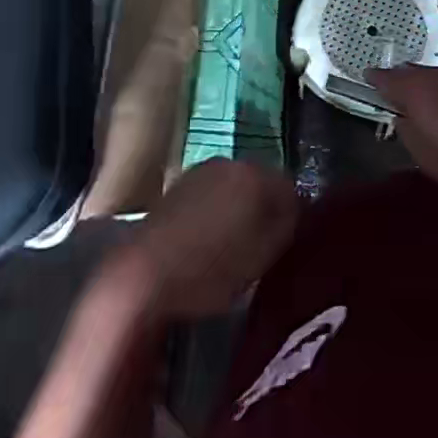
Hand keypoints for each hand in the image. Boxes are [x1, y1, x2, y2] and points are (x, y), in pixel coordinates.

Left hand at [110, 158, 297, 319]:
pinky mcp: (175, 188)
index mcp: (255, 175)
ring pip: (234, 188)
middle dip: (267, 208)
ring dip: (240, 209)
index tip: (291, 241)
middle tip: (267, 245)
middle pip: (261, 183)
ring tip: (237, 245)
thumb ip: (286, 226)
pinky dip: (217, 212)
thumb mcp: (263, 256)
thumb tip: (295, 211)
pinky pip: (211, 195)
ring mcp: (198, 172)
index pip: (290, 188)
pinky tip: (210, 240)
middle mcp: (228, 163)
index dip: (295, 216)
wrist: (142, 274)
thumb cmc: (211, 269)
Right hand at [368, 65, 437, 204]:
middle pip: (411, 72)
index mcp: (421, 93)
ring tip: (421, 105)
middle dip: (399, 81)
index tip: (365, 84)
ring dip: (424, 85)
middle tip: (392, 98)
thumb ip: (410, 135)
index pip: (387, 78)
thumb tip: (402, 118)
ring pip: (434, 74)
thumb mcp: (432, 162)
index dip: (374, 81)